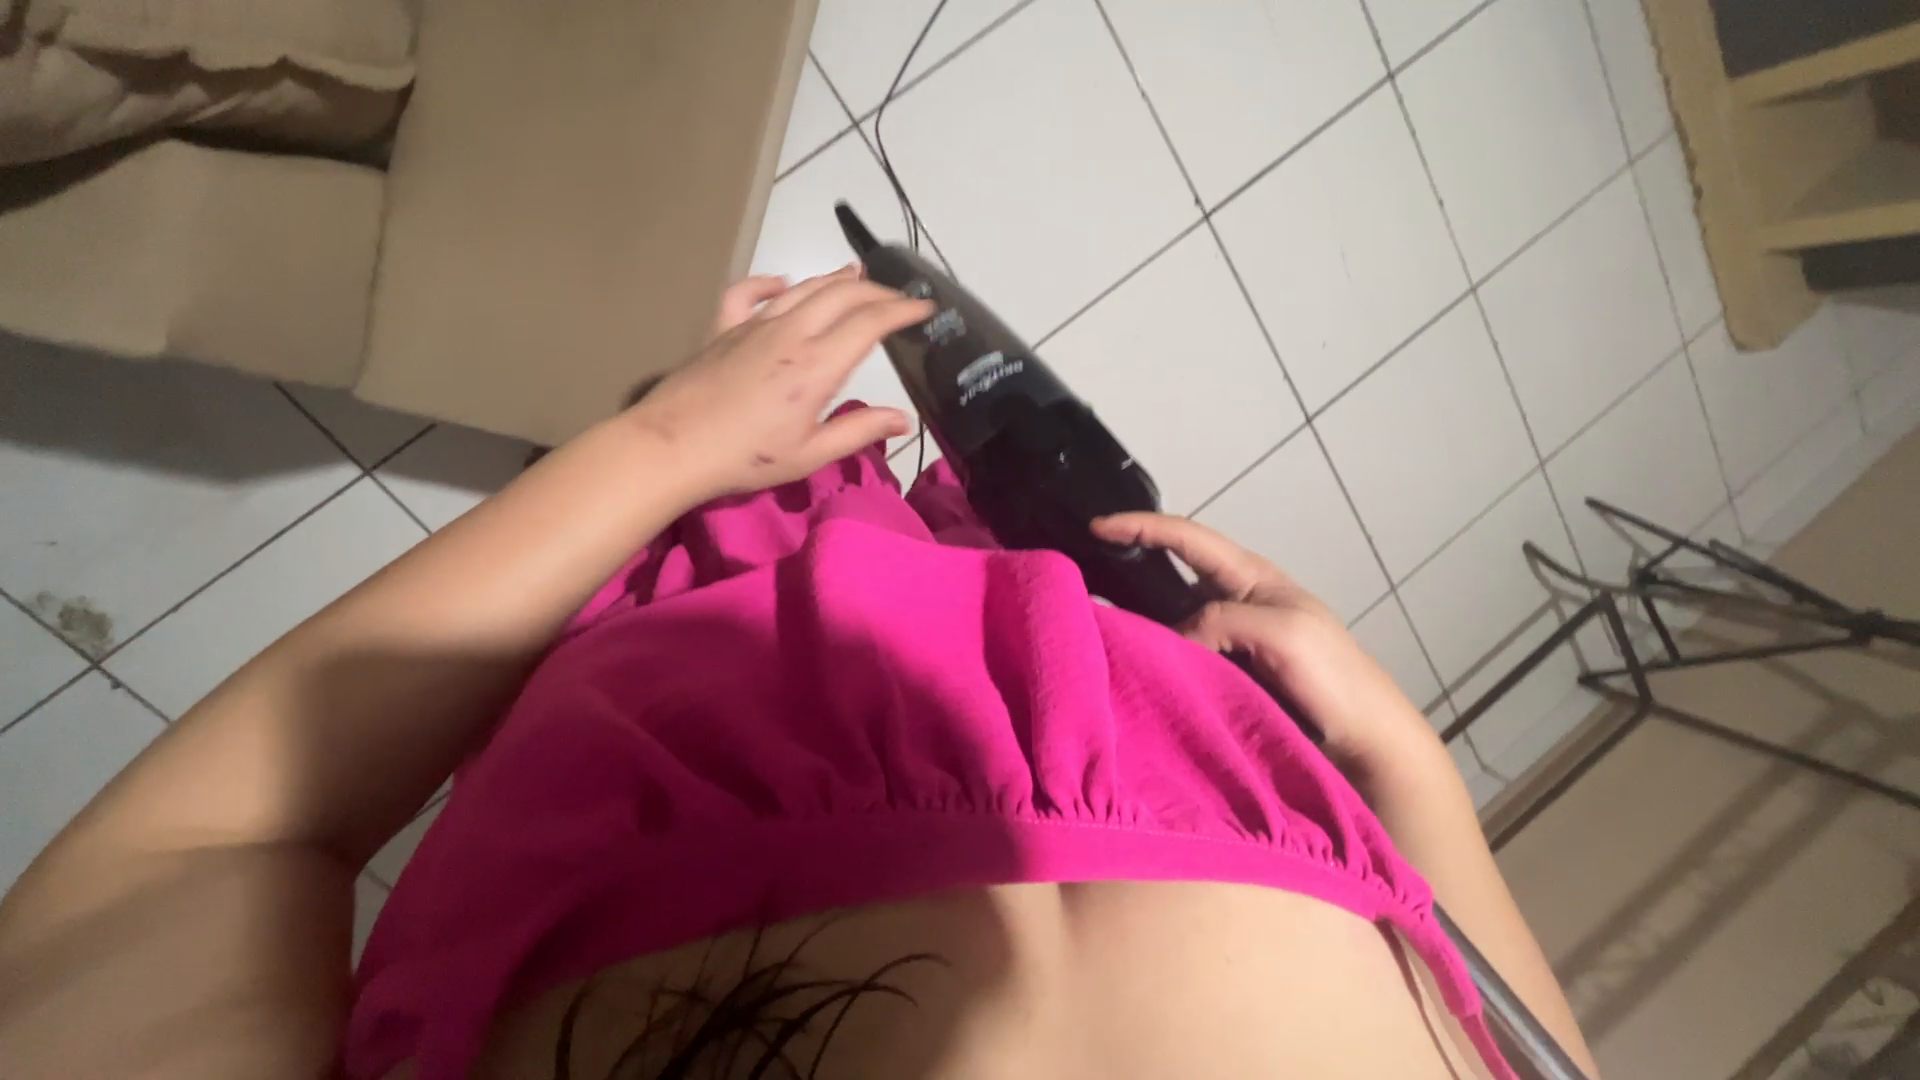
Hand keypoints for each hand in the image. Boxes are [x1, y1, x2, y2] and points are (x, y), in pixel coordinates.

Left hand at [629, 267, 934, 499]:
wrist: (673, 447)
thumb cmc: (747, 458)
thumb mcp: (812, 454)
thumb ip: (860, 430)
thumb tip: (904, 419)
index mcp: (817, 365)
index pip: (870, 322)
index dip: (903, 310)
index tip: (926, 308)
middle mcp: (790, 333)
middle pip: (842, 294)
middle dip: (877, 290)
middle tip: (898, 297)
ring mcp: (754, 325)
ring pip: (803, 287)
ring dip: (835, 279)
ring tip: (857, 274)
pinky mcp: (723, 328)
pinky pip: (748, 293)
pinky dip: (769, 282)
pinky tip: (781, 283)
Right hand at [1090, 512, 1442, 773]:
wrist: (1361, 740)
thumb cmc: (1332, 675)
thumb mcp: (1281, 633)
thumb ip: (1220, 620)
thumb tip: (1169, 637)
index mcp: (1248, 576)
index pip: (1187, 537)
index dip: (1142, 526)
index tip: (1096, 527)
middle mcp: (1229, 600)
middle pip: (1167, 572)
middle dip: (1127, 565)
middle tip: (1080, 574)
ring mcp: (1223, 637)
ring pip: (1166, 615)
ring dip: (1133, 615)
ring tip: (1090, 619)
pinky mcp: (1217, 671)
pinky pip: (1173, 651)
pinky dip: (1148, 650)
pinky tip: (1123, 659)